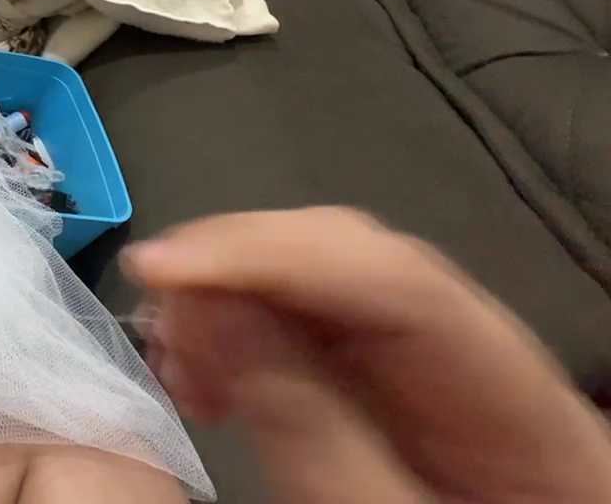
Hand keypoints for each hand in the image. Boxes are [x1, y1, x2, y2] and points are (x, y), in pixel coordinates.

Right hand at [125, 207, 610, 502]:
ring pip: (295, 271)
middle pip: (342, 256)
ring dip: (209, 295)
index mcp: (528, 413)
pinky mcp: (361, 365)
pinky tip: (185, 365)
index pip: (399, 282)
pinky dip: (213, 321)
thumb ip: (305, 428)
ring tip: (168, 356)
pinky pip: (274, 306)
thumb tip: (204, 306)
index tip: (155, 266)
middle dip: (228, 267)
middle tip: (156, 315)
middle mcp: (475, 357)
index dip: (267, 255)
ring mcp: (416, 356)